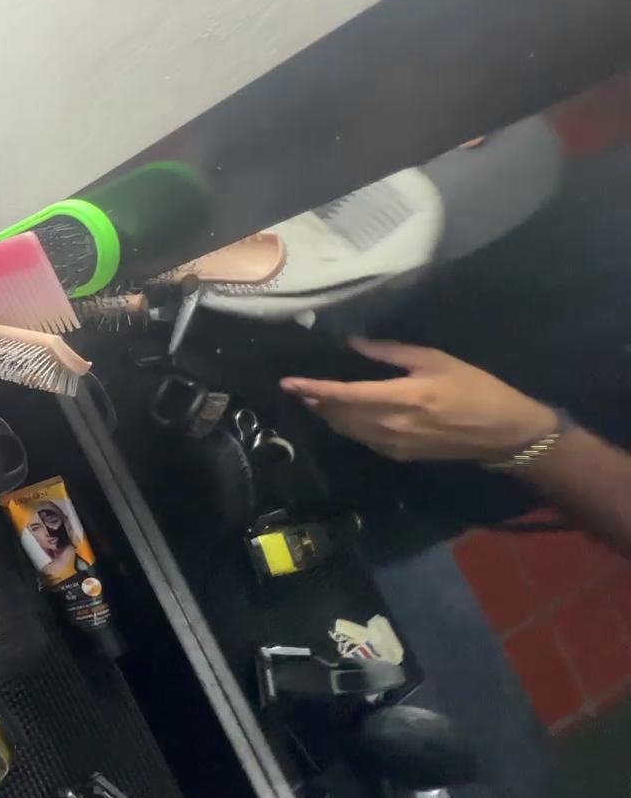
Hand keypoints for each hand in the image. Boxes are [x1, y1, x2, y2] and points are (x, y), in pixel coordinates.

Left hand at [280, 338, 557, 462]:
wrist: (509, 435)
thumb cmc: (478, 391)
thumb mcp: (439, 362)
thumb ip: (392, 353)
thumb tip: (353, 342)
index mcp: (403, 398)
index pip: (344, 394)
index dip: (312, 389)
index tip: (287, 383)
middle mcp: (391, 423)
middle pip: (336, 413)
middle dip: (314, 400)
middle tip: (300, 388)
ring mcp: (391, 443)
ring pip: (342, 427)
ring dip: (325, 413)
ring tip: (315, 399)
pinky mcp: (395, 454)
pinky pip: (358, 438)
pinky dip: (344, 425)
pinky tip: (343, 415)